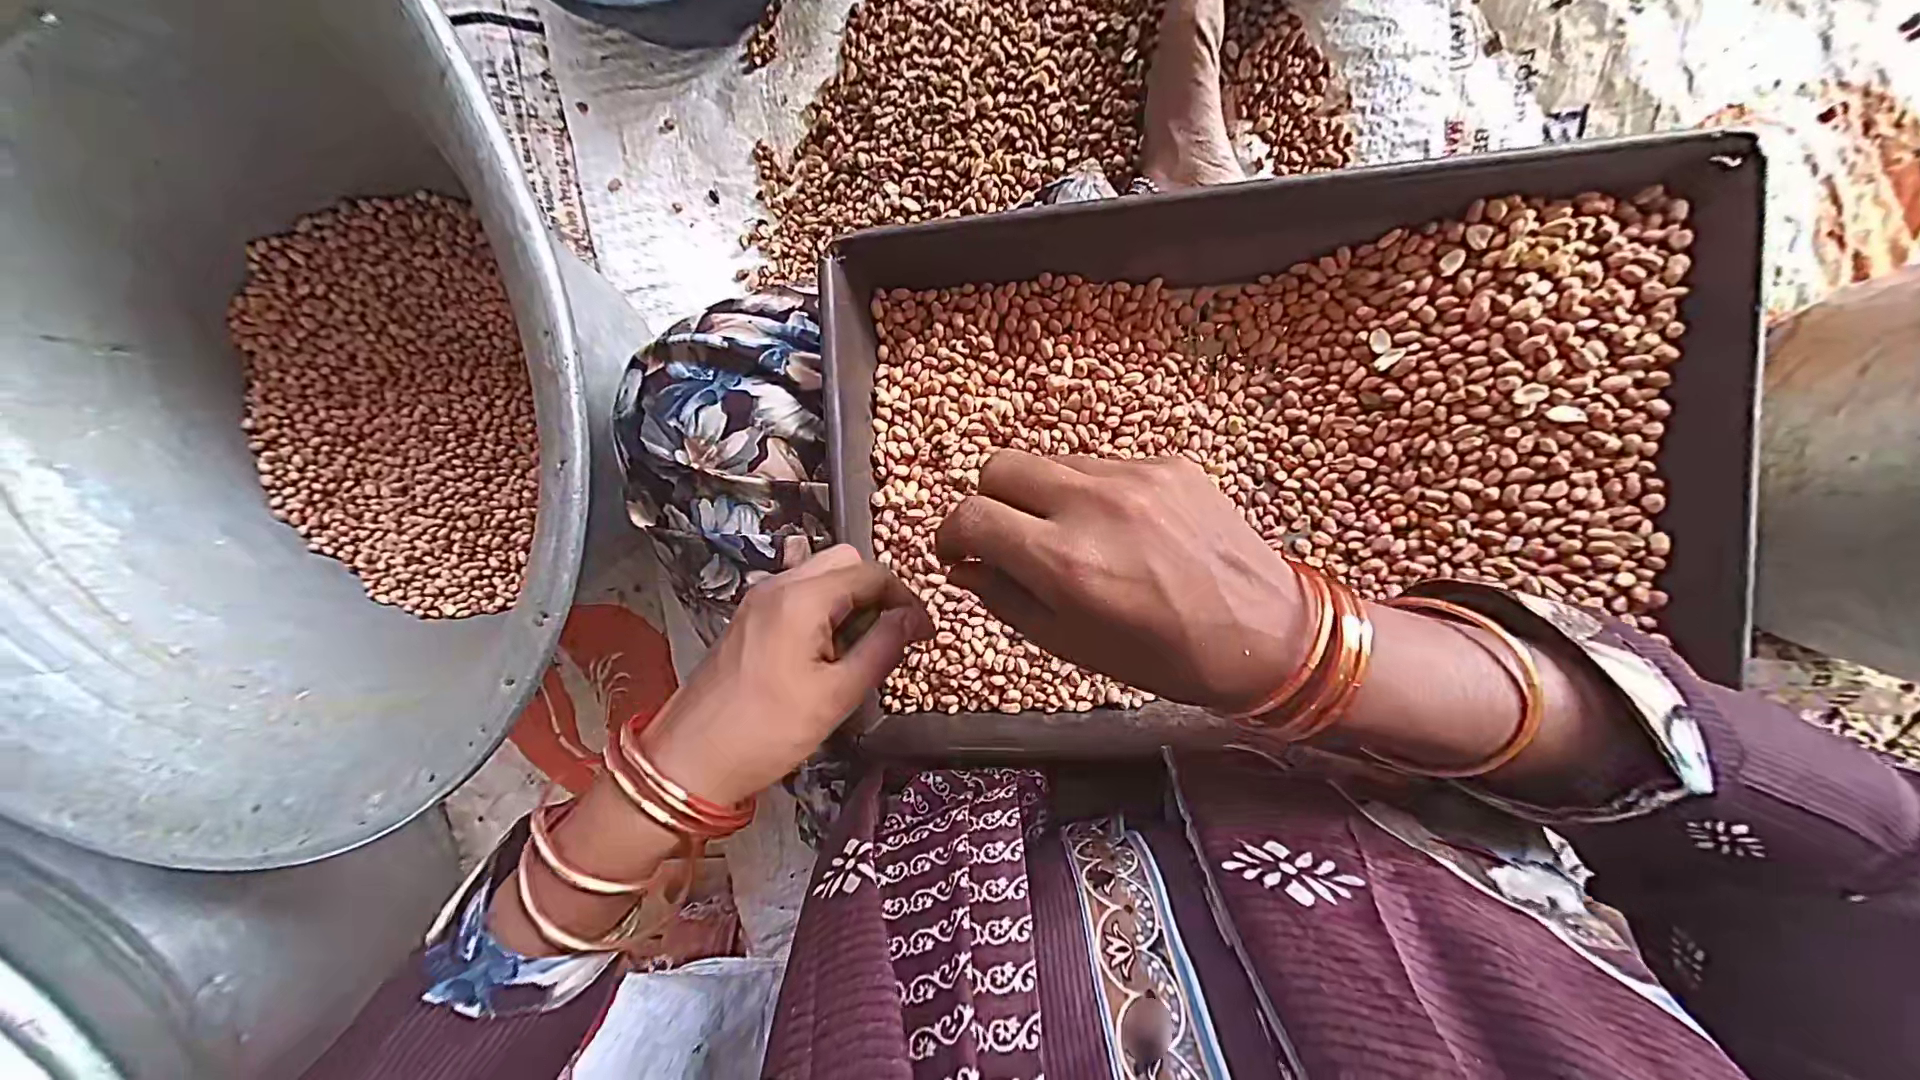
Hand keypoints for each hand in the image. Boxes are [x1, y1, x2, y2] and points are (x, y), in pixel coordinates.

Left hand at [640, 544, 931, 803]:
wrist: (688, 761)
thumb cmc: (768, 731)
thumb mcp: (837, 695)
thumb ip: (882, 647)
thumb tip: (915, 618)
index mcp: (802, 599)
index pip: (872, 574)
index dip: (905, 599)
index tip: (924, 633)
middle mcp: (779, 584)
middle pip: (845, 561)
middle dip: (876, 591)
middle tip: (890, 635)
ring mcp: (759, 598)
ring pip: (821, 574)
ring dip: (850, 598)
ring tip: (860, 646)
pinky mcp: (749, 616)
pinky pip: (798, 592)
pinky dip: (824, 607)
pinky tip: (826, 648)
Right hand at [934, 451, 1308, 710]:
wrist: (1264, 634)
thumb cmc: (1160, 657)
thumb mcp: (1068, 643)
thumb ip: (1003, 597)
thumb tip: (965, 565)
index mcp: (1064, 561)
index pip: (971, 516)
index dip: (950, 534)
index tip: (957, 551)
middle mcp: (1093, 504)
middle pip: (999, 466)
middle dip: (988, 502)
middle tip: (1006, 537)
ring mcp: (1135, 475)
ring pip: (1050, 461)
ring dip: (1041, 496)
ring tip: (1070, 535)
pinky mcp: (1168, 463)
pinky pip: (1101, 465)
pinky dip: (1090, 493)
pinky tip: (1119, 527)